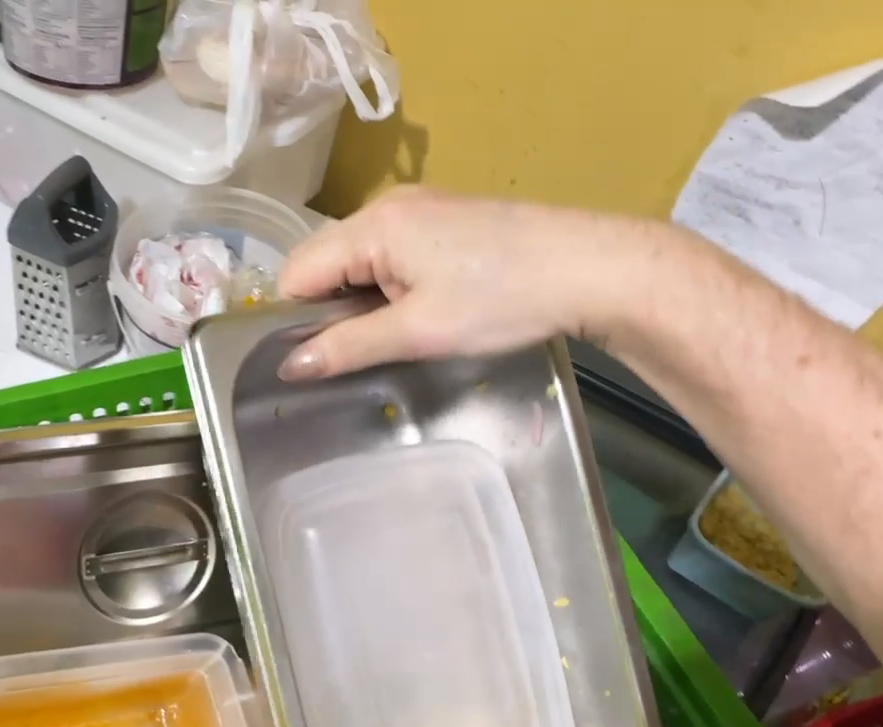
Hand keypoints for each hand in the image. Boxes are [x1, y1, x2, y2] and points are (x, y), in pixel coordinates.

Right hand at [274, 186, 669, 379]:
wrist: (594, 270)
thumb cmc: (503, 300)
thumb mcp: (417, 332)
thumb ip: (345, 347)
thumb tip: (288, 366)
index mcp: (373, 225)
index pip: (295, 272)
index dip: (296, 317)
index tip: (320, 354)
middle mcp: (387, 205)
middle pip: (322, 262)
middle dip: (328, 307)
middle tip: (365, 345)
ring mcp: (417, 207)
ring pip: (353, 260)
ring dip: (359, 299)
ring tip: (398, 329)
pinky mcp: (441, 218)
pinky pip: (385, 253)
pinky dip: (385, 285)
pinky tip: (419, 308)